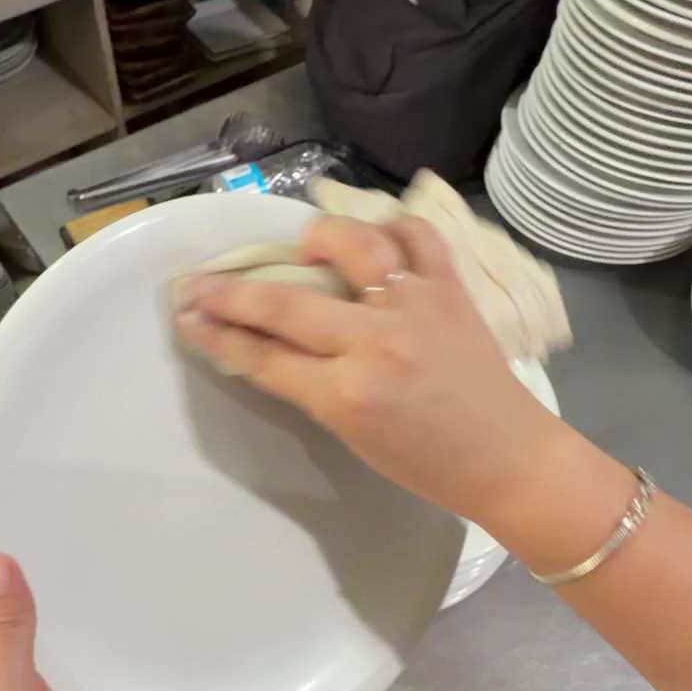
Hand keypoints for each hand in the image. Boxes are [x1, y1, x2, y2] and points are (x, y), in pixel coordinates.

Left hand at [0, 554, 106, 690]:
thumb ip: (6, 631)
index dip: (2, 580)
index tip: (39, 540)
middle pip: (4, 623)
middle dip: (36, 601)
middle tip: (80, 556)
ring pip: (35, 642)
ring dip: (60, 624)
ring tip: (97, 579)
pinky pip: (57, 663)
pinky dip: (76, 647)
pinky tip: (102, 623)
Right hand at [174, 215, 564, 524]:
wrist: (505, 456)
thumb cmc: (424, 462)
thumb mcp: (351, 435)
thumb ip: (308, 385)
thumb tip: (267, 343)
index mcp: (347, 395)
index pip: (264, 356)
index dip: (218, 335)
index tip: (186, 317)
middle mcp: (376, 342)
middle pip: (285, 303)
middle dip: (230, 292)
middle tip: (198, 283)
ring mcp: (417, 307)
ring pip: (354, 246)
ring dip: (317, 237)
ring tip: (303, 244)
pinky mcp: (451, 288)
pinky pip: (418, 236)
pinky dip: (392, 228)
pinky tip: (375, 239)